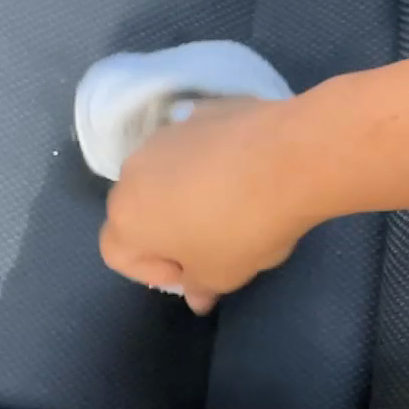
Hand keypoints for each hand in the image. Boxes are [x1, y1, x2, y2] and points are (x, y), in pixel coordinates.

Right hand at [99, 98, 320, 314]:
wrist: (291, 158)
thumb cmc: (242, 229)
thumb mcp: (222, 275)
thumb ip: (200, 286)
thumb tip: (197, 297)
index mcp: (127, 219)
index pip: (117, 254)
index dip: (152, 271)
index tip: (190, 273)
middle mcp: (132, 173)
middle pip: (137, 211)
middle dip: (165, 231)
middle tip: (209, 243)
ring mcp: (163, 136)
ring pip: (163, 175)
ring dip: (184, 194)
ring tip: (230, 204)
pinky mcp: (198, 111)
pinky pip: (193, 148)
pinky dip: (209, 163)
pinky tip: (245, 173)